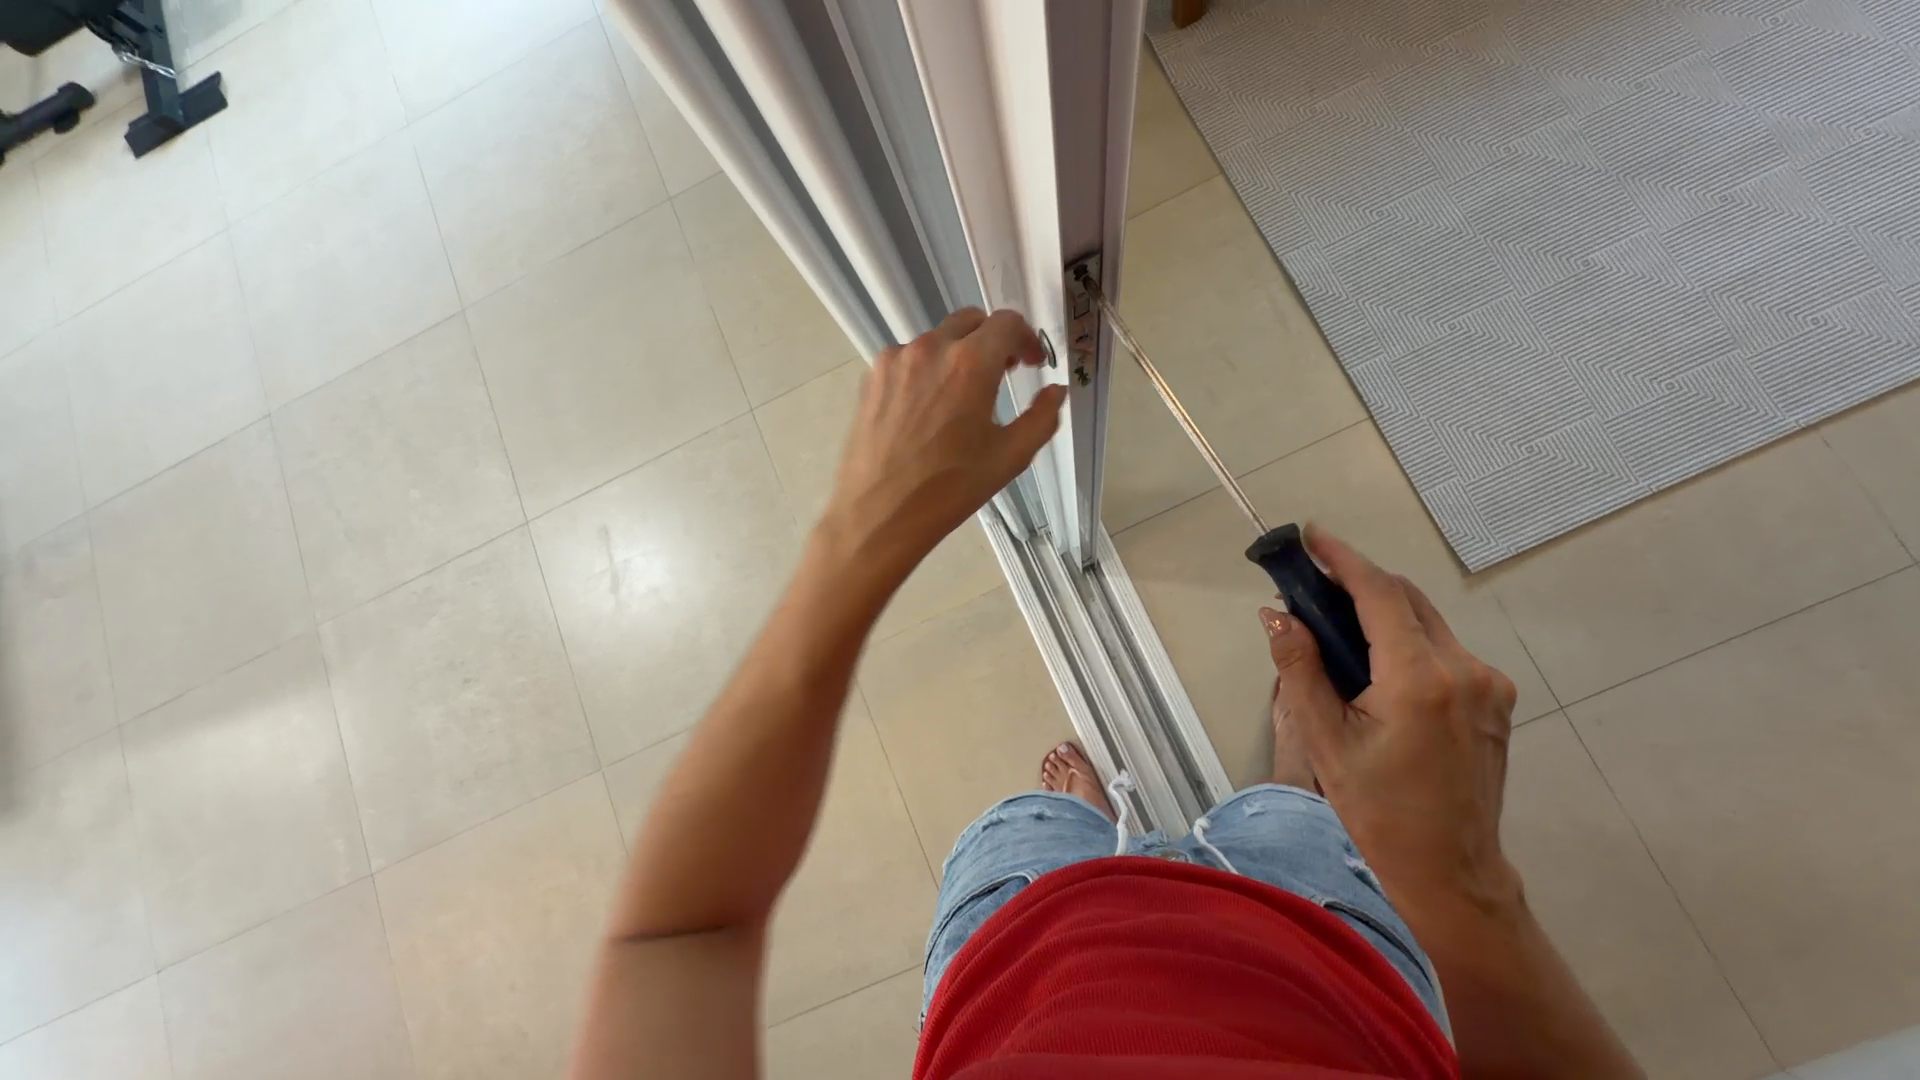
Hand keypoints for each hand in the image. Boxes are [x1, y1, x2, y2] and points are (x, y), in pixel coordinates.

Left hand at [820, 308, 1065, 577]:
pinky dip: (927, 371)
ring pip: (937, 340)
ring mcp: (895, 360)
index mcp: (970, 363)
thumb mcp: (1009, 457)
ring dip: (958, 356)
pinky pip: (908, 359)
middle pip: (970, 322)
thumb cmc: (950, 489)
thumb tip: (1055, 391)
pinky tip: (928, 409)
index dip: (1027, 339)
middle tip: (1002, 374)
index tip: (1031, 364)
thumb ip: (1042, 417)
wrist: (880, 513)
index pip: (1007, 323)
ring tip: (962, 397)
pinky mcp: (871, 377)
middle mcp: (930, 348)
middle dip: (992, 341)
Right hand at [1261, 526, 1521, 919]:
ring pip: (1427, 620)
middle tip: (1311, 584)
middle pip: (1406, 598)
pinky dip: (1405, 637)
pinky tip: (1375, 662)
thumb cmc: (1377, 811)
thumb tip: (1276, 615)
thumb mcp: (1324, 739)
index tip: (1312, 536)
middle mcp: (1464, 670)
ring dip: (1381, 609)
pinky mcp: (1495, 698)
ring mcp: (1487, 683)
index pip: (1380, 594)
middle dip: (1358, 582)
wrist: (1450, 870)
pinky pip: (1443, 647)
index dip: (1343, 559)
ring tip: (1336, 625)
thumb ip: (1299, 668)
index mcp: (1419, 680)